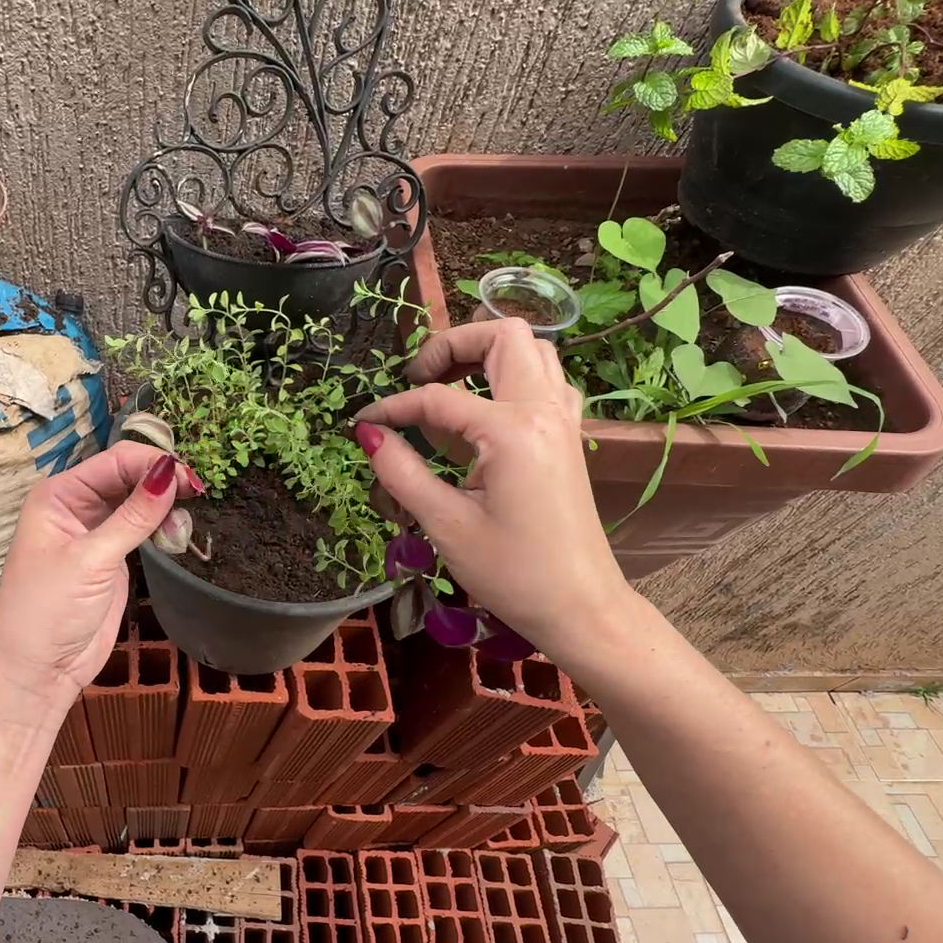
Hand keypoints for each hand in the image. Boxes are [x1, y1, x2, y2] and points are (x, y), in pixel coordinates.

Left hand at [0, 443, 194, 714]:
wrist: (38, 671)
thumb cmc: (48, 611)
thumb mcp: (92, 560)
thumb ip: (133, 517)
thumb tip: (170, 471)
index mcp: (58, 496)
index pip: (114, 462)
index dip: (152, 463)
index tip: (190, 478)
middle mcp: (75, 506)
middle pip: (128, 478)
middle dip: (162, 483)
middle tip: (198, 495)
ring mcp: (94, 532)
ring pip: (138, 503)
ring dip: (165, 508)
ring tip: (184, 527)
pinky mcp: (111, 558)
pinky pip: (141, 529)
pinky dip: (161, 528)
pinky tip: (177, 536)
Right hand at [352, 317, 634, 654]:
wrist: (579, 606)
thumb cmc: (511, 572)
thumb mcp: (445, 524)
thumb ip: (402, 472)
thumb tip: (368, 432)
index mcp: (512, 432)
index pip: (439, 399)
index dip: (394, 408)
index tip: (363, 423)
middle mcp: (544, 411)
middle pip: (503, 336)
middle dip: (452, 345)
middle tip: (417, 380)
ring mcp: (563, 421)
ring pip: (532, 350)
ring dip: (486, 354)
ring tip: (446, 385)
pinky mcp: (569, 437)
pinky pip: (546, 380)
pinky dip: (512, 376)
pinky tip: (485, 409)